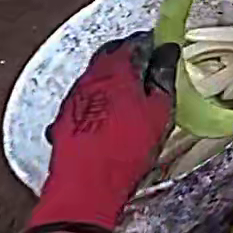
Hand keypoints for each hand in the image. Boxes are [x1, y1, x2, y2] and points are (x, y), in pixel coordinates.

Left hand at [21, 30, 171, 232]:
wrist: (84, 189)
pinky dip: (101, 93)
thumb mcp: (159, 111)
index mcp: (117, 70)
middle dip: (130, 54)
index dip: (152, 42)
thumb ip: (164, 77)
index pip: (136, 43)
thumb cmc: (126, 149)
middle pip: (111, 53)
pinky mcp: (65, 117)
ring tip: (132, 89)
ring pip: (96, 73)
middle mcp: (91, 77)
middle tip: (149, 64)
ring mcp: (74, 97)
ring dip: (114, 75)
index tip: (163, 48)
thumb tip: (167, 51)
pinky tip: (112, 109)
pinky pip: (86, 94)